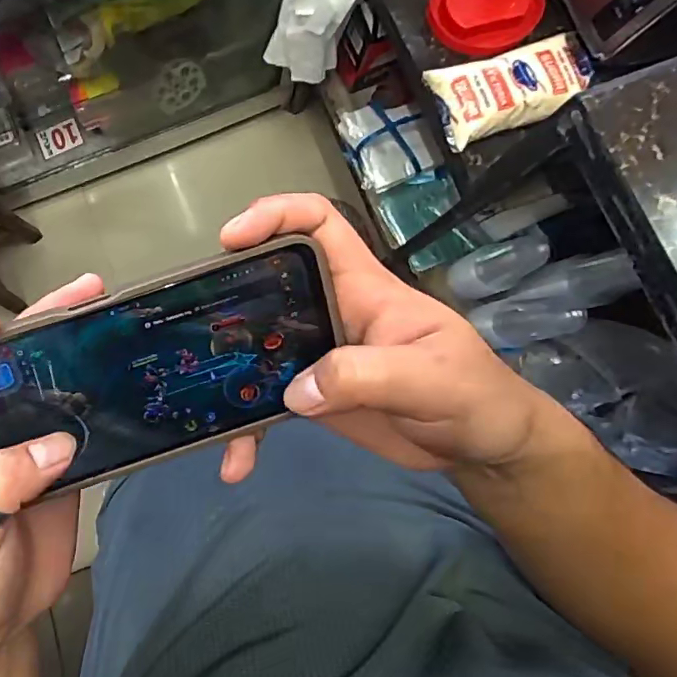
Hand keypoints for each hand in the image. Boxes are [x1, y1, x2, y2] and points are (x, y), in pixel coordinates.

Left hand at [0, 273, 259, 659]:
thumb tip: (56, 444)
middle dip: (35, 322)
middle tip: (83, 293)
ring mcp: (20, 448)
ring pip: (44, 386)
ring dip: (73, 353)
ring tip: (108, 321)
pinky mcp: (56, 468)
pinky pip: (76, 425)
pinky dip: (97, 401)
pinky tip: (121, 381)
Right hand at [219, 193, 577, 475]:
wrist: (480, 448)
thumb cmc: (473, 395)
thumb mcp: (431, 377)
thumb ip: (368, 375)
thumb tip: (295, 392)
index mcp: (362, 287)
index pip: (319, 224)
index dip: (276, 215)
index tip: (234, 237)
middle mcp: (330, 312)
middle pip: (269, 283)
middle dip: (230, 292)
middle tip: (196, 317)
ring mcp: (316, 354)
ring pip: (257, 348)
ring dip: (227, 372)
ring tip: (198, 397)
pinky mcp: (311, 395)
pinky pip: (267, 405)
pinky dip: (249, 432)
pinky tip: (236, 461)